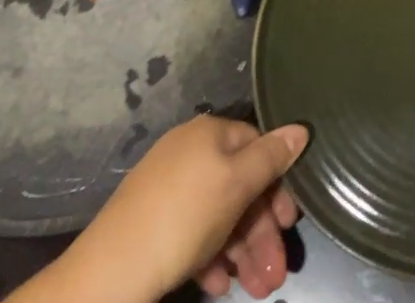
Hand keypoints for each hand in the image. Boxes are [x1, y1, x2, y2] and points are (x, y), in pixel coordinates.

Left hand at [10, 115, 309, 301]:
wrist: (114, 269)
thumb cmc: (185, 216)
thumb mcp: (237, 183)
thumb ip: (271, 157)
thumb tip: (300, 128)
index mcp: (210, 134)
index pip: (258, 148)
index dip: (279, 185)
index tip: (291, 224)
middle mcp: (190, 153)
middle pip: (241, 187)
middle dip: (262, 234)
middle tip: (276, 275)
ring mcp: (170, 188)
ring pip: (221, 216)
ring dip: (243, 252)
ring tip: (255, 290)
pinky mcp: (156, 221)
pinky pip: (195, 232)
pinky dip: (213, 256)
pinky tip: (217, 284)